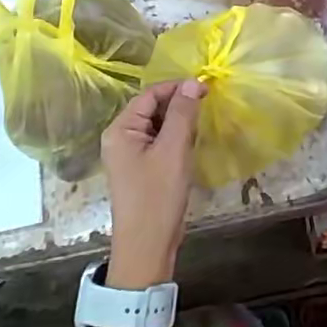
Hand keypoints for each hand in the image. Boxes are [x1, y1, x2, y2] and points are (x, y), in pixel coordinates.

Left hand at [101, 80, 206, 287]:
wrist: (147, 244)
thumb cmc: (158, 195)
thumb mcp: (174, 149)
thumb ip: (182, 113)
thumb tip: (191, 82)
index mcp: (121, 130)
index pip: (149, 94)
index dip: (177, 88)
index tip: (206, 88)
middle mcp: (120, 138)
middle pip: (151, 108)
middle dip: (179, 105)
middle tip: (206, 109)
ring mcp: (129, 155)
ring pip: (157, 126)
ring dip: (179, 123)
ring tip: (200, 128)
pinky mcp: (140, 168)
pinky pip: (159, 142)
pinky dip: (175, 139)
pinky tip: (191, 145)